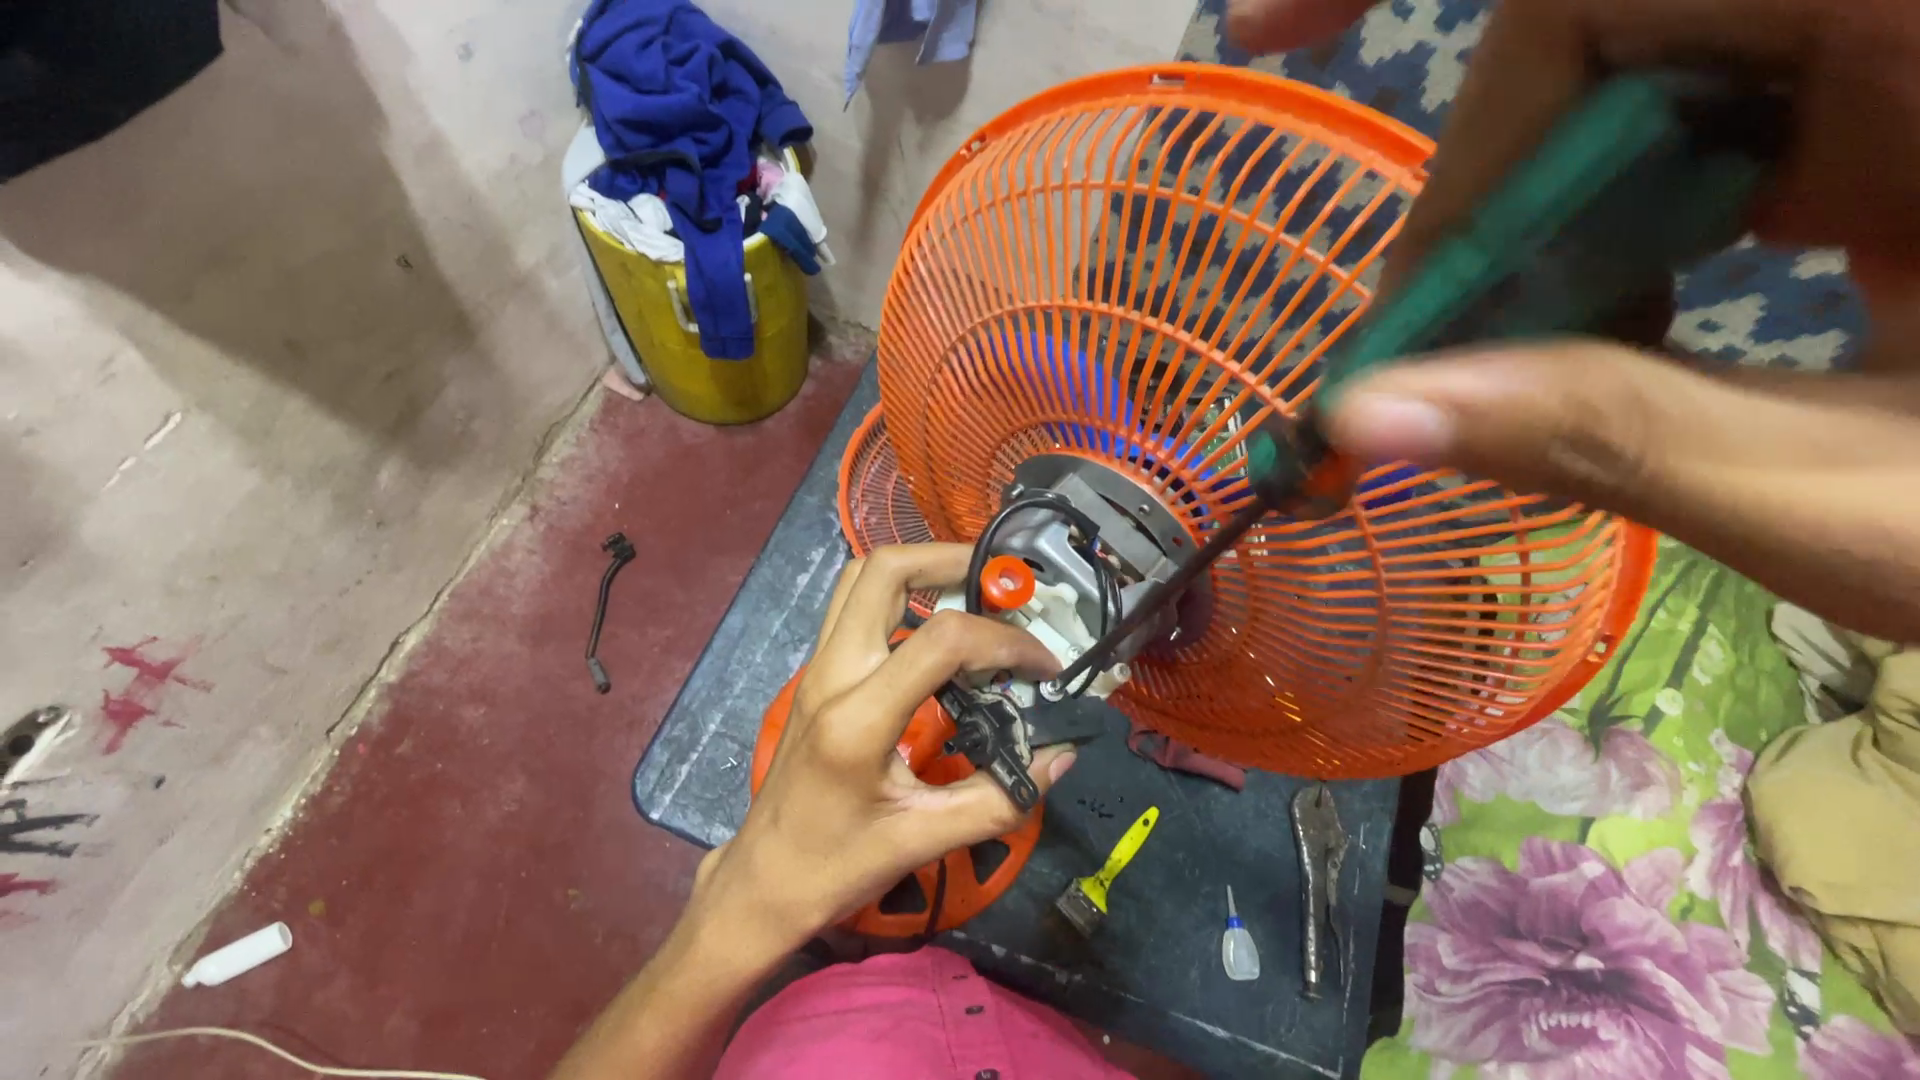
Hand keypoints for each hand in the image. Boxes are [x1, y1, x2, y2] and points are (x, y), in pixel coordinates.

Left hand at [692, 544, 1076, 950]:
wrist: (763, 881)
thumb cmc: (836, 867)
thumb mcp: (923, 840)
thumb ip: (1000, 799)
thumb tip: (1062, 756)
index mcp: (858, 719)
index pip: (942, 640)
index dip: (1005, 641)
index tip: (1044, 667)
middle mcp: (832, 674)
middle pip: (883, 572)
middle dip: (950, 560)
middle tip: (1003, 586)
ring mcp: (818, 668)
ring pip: (861, 578)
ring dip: (920, 568)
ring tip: (974, 592)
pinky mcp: (818, 674)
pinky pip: (854, 606)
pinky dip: (900, 595)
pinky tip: (938, 628)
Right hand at [1227, 0, 1919, 640]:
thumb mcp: (1863, 501)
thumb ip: (1598, 435)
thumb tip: (1355, 420)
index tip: (1262, 37)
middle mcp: (1914, 13)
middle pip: (1606, 29)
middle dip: (1496, 187)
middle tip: (1436, 337)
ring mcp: (1905, 50)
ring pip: (1642, 76)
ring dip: (1550, 217)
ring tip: (1546, 352)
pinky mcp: (1904, 100)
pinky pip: (1708, 107)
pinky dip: (1620, 208)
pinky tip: (1625, 304)